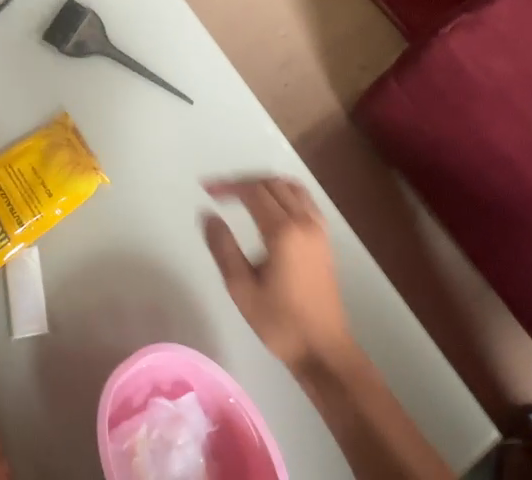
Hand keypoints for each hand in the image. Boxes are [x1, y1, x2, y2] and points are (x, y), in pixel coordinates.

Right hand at [204, 177, 352, 368]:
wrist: (324, 349)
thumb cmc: (280, 323)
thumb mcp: (241, 288)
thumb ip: (223, 248)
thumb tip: (208, 215)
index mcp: (283, 232)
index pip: (253, 191)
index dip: (228, 186)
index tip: (206, 189)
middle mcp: (304, 222)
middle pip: (273, 183)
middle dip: (244, 182)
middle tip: (220, 192)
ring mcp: (318, 229)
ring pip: (291, 187)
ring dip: (265, 184)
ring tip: (242, 195)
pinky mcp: (325, 239)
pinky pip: (304, 200)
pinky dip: (284, 193)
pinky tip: (271, 208)